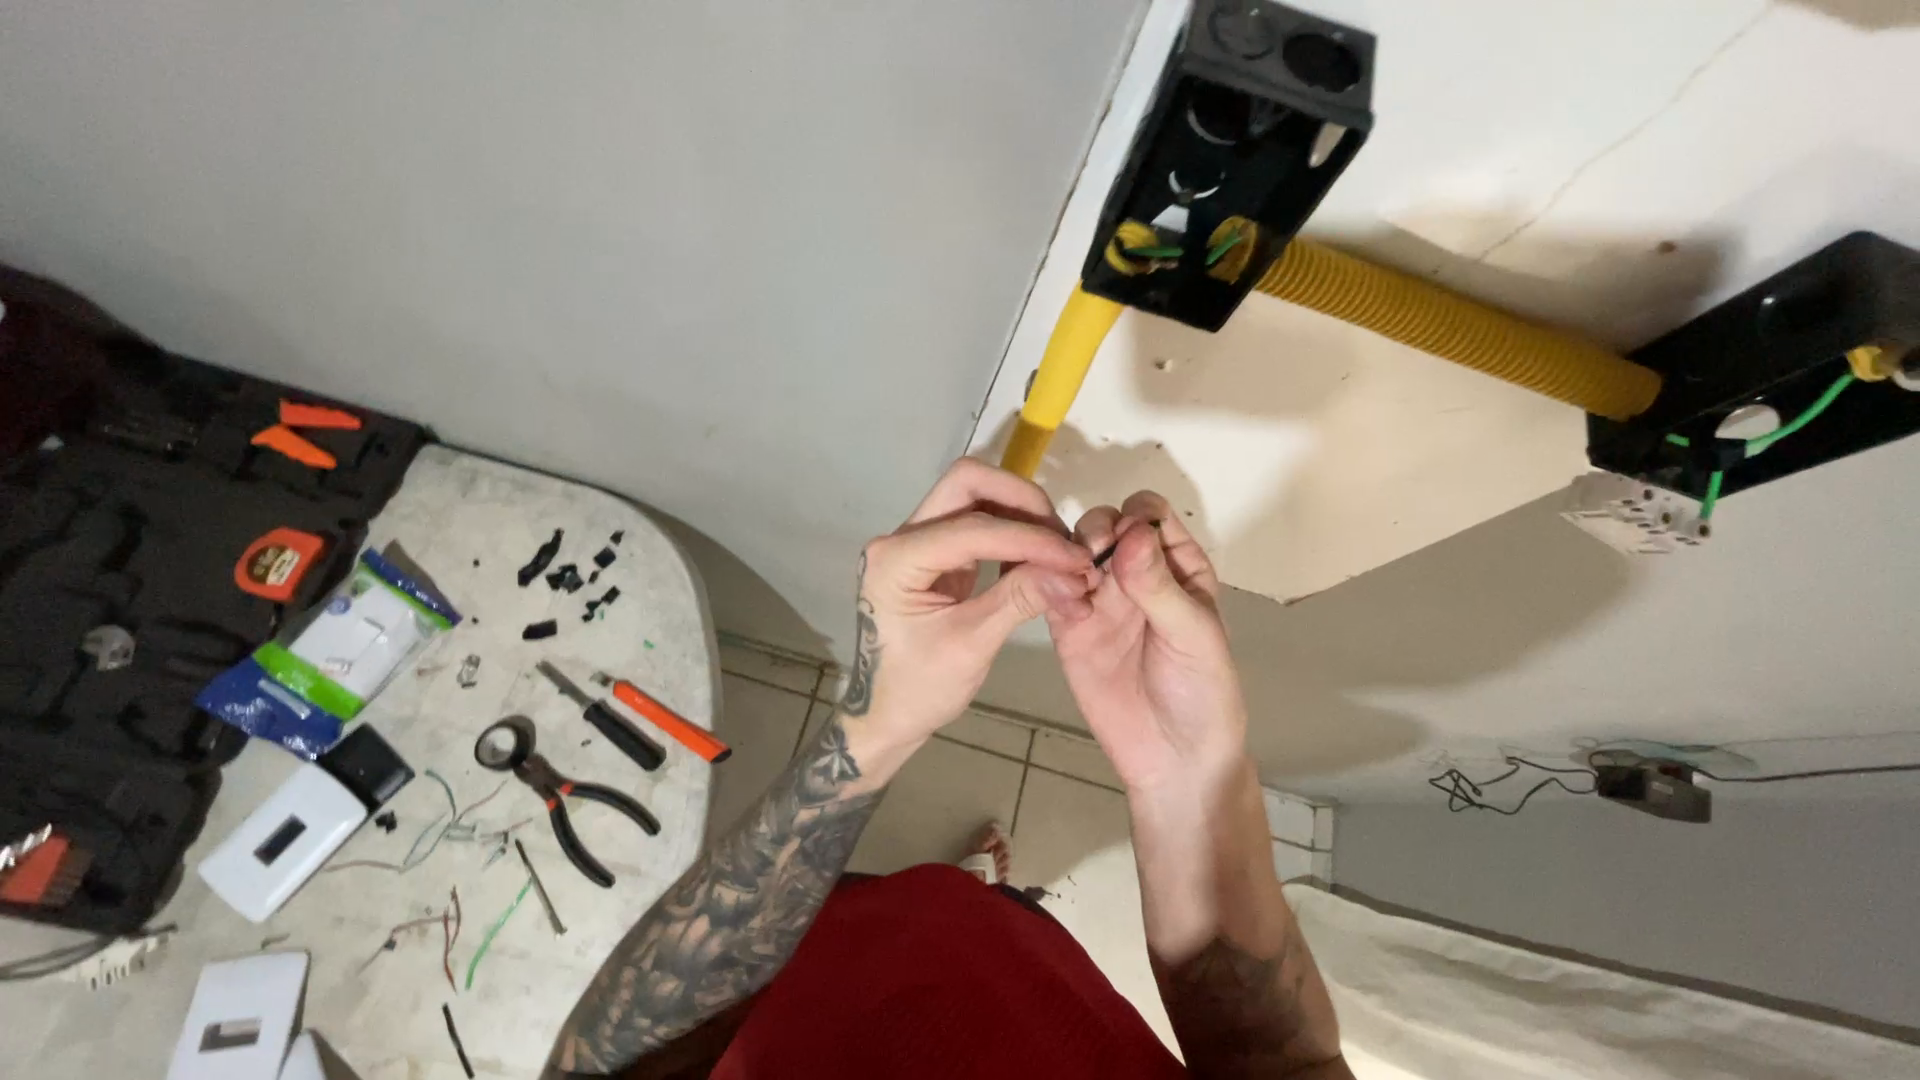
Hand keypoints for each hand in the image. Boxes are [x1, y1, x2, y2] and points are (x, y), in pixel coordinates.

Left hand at [844, 459, 1094, 747]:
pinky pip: (977, 522)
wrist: (886, 714)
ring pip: (974, 495)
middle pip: (968, 483)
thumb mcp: (971, 646)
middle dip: (1022, 501)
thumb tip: (1076, 572)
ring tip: (1057, 552)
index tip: (1076, 559)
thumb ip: (1020, 599)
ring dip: (1021, 514)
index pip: (973, 526)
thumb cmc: (918, 688)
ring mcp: (916, 541)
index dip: (1030, 538)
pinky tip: (1036, 562)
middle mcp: (901, 537)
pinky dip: (1012, 532)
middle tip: (1061, 539)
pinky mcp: (934, 553)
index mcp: (897, 559)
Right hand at [1046, 492, 1245, 795]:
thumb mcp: (1194, 636)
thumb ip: (1161, 586)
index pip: (1151, 516)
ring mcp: (1099, 599)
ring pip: (1072, 550)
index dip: (1136, 517)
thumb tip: (1130, 534)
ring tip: (1076, 583)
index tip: (1127, 542)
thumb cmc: (1202, 693)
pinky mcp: (1068, 625)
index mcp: (1177, 568)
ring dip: (1067, 553)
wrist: (1172, 759)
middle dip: (1095, 530)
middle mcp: (1135, 575)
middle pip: (1105, 524)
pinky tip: (1060, 603)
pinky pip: (1050, 588)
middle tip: (1094, 562)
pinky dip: (1047, 583)